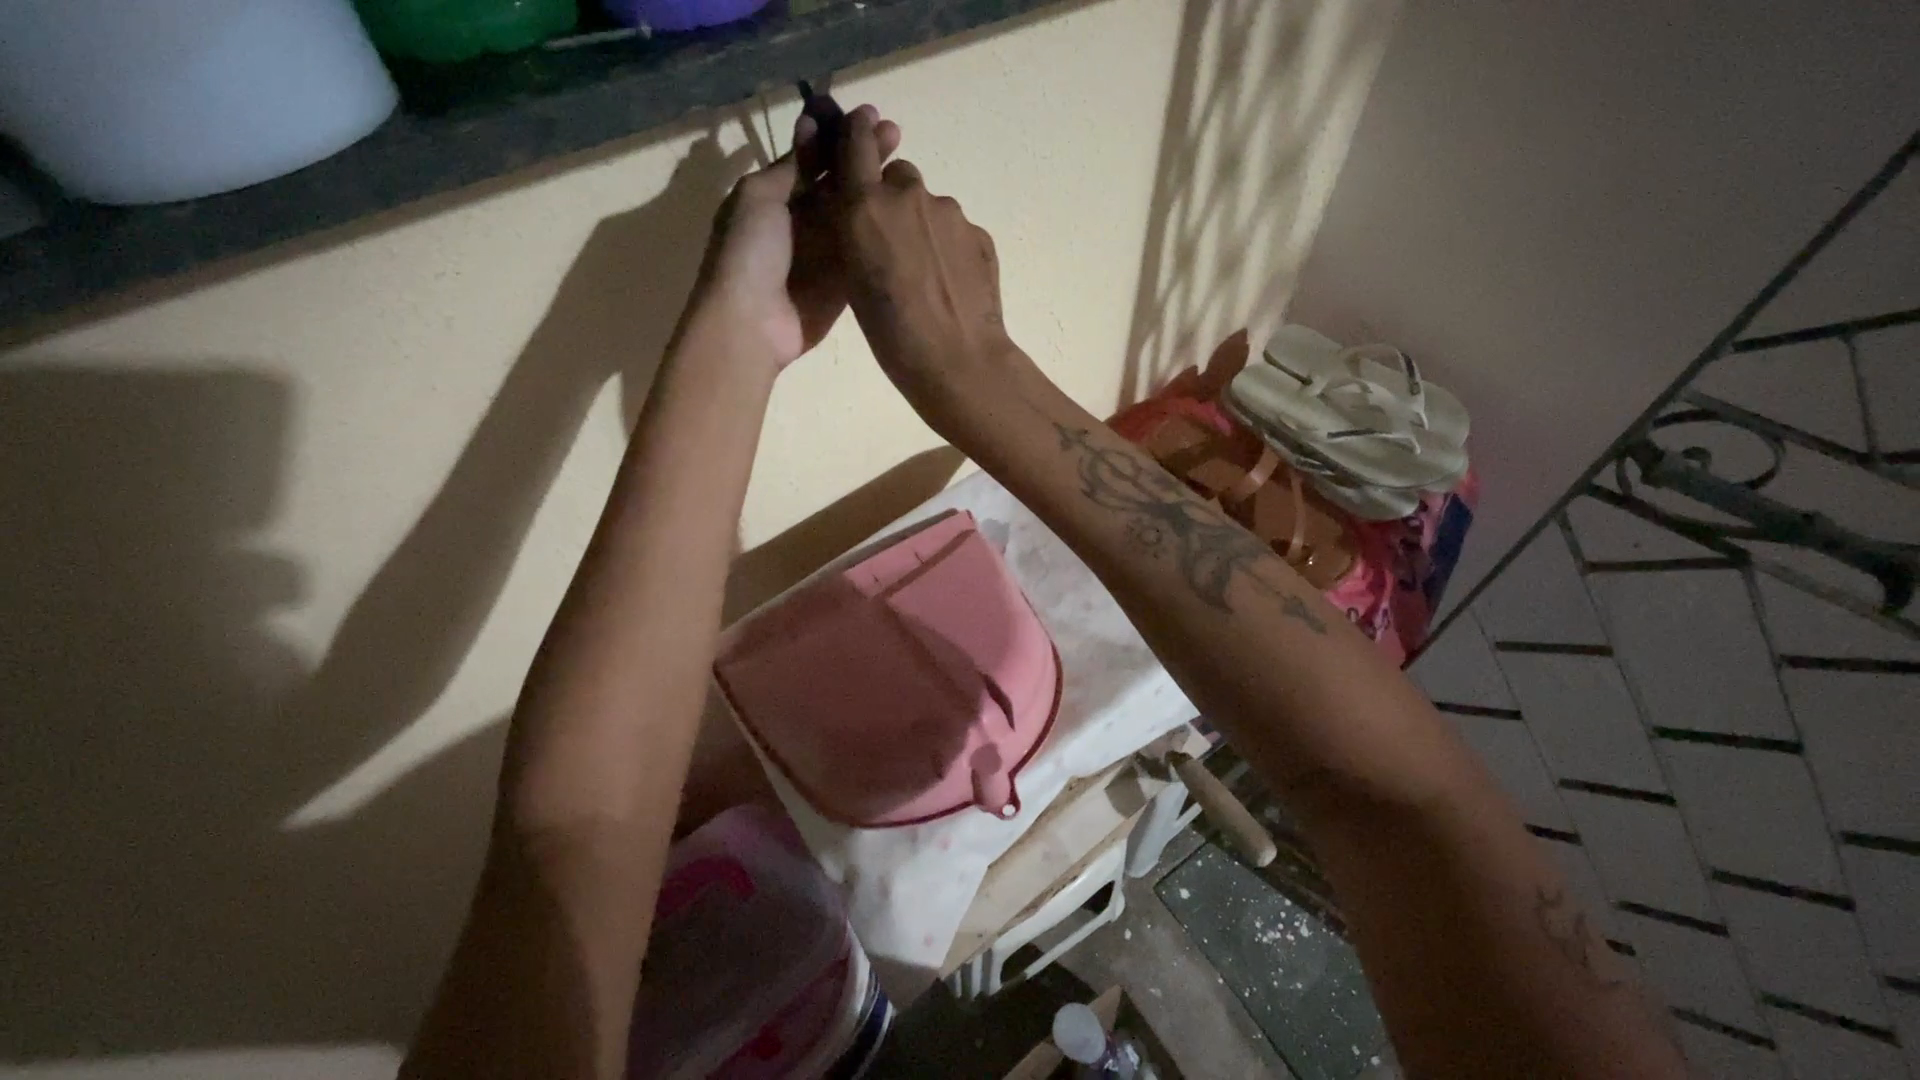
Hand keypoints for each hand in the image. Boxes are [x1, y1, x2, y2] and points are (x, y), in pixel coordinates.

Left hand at [683, 108, 900, 371]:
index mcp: (775, 192)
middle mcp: (802, 218)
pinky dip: (883, 233)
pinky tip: (905, 212)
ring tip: (907, 169)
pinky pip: (866, 251)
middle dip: (865, 157)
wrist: (750, 324)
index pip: (814, 155)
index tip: (872, 116)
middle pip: (839, 181)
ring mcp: (824, 251)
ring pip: (856, 213)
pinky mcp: (844, 281)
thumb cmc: (748, 252)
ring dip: (878, 191)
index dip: (840, 135)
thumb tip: (813, 124)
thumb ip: (795, 165)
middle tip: (896, 135)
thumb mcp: (762, 196)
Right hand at [834, 108, 1034, 422]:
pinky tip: (948, 286)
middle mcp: (907, 196)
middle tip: (893, 244)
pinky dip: (949, 248)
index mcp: (865, 205)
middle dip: (892, 199)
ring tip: (924, 275)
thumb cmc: (890, 332)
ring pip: (929, 206)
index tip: (858, 130)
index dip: (856, 133)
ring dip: (922, 227)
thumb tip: (867, 215)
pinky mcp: (979, 233)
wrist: (957, 359)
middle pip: (898, 177)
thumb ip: (856, 232)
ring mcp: (950, 213)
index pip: (856, 142)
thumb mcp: (852, 278)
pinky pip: (956, 230)